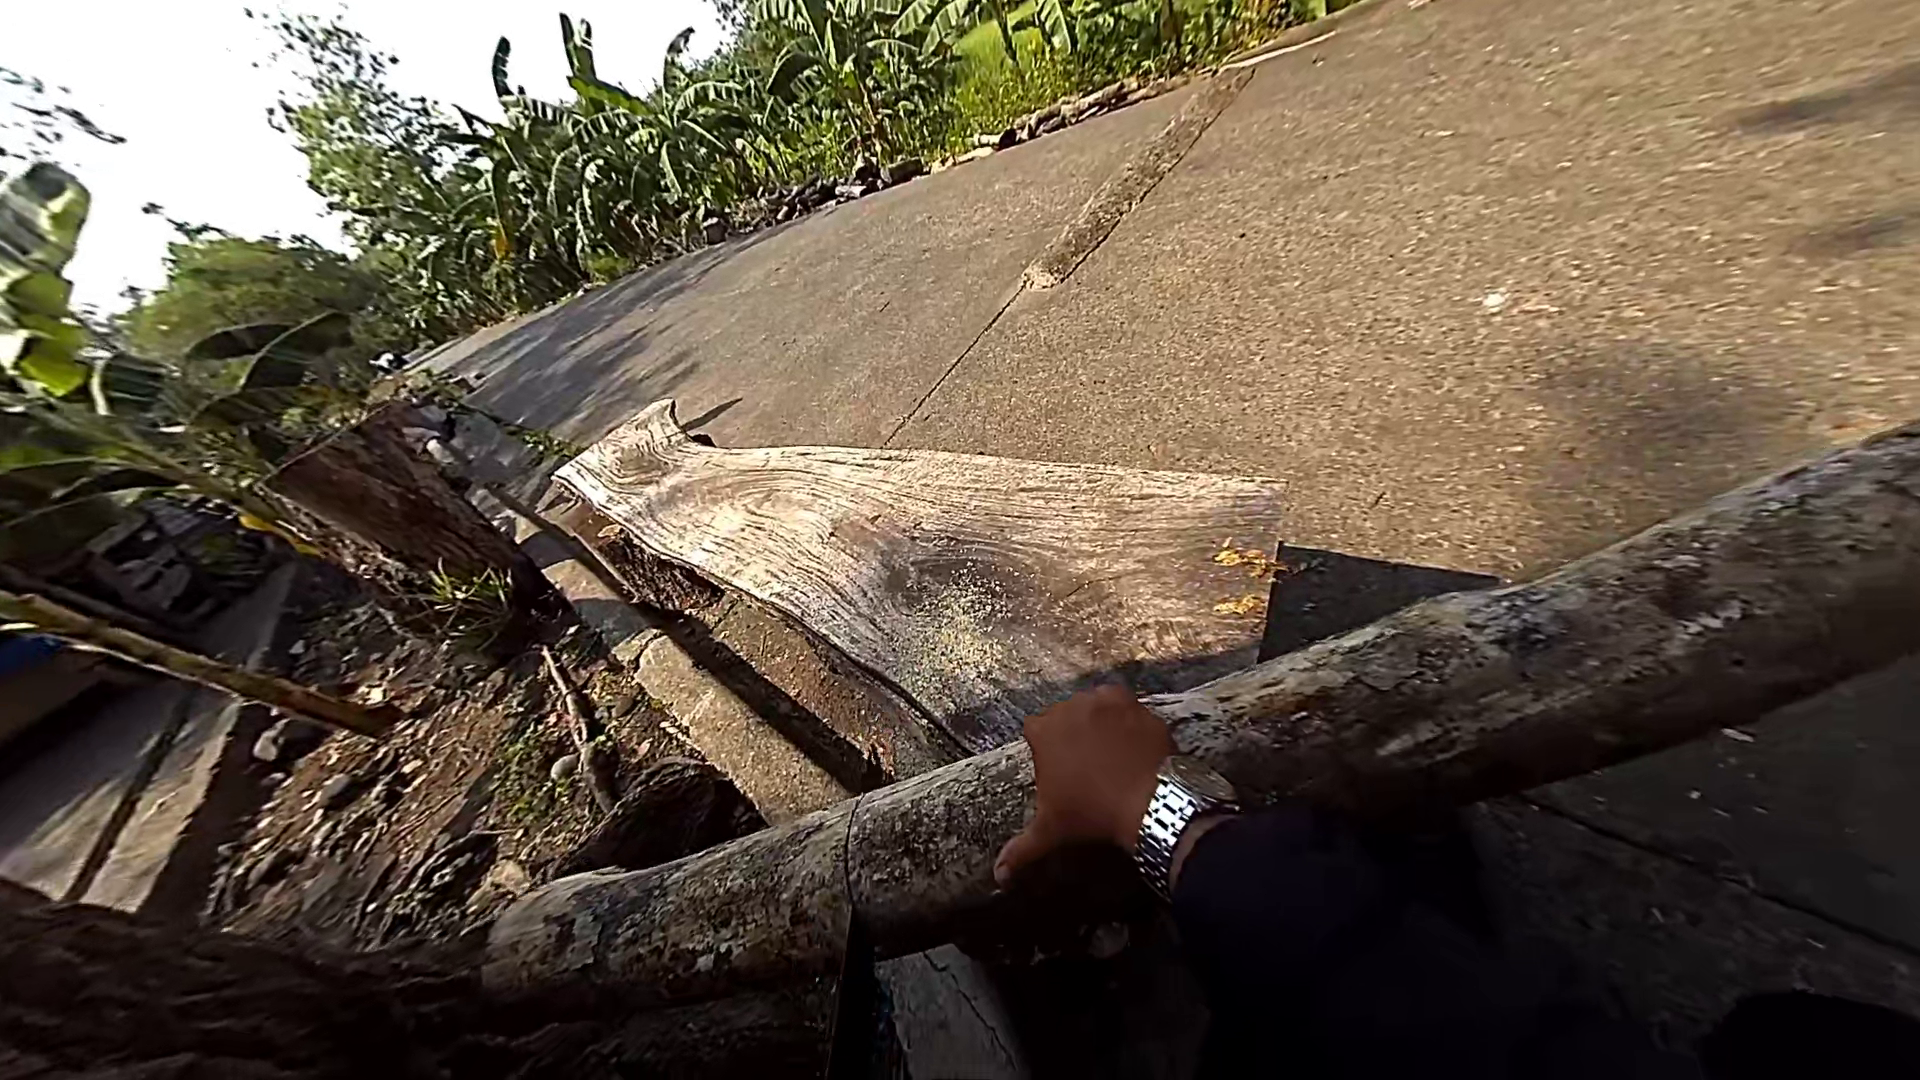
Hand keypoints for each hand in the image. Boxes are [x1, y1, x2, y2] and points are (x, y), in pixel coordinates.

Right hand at [993, 684, 1174, 886]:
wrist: (1147, 802)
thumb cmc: (1091, 813)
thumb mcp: (1051, 831)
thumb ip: (1021, 849)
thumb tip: (998, 878)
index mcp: (1041, 731)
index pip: (1035, 730)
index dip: (1046, 748)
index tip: (1060, 768)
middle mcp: (1066, 707)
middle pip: (1063, 714)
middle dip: (1070, 732)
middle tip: (1086, 761)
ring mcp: (1099, 701)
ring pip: (1090, 704)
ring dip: (1095, 719)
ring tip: (1108, 749)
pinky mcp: (1128, 700)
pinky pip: (1119, 701)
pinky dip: (1121, 713)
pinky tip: (1127, 734)